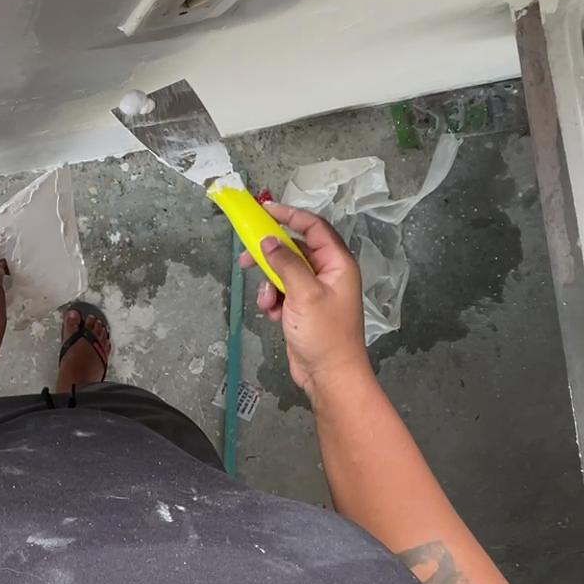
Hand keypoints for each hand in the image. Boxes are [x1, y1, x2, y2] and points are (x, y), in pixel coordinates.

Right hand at [240, 202, 369, 394]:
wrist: (328, 374)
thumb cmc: (325, 334)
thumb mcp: (304, 293)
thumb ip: (285, 263)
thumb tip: (268, 241)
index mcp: (337, 263)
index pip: (314, 227)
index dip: (290, 215)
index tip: (264, 210)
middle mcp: (327, 273)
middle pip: (293, 249)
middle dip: (269, 255)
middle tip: (246, 258)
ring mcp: (314, 291)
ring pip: (282, 272)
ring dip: (269, 284)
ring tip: (267, 301)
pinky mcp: (301, 307)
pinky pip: (280, 292)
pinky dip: (271, 300)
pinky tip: (272, 314)